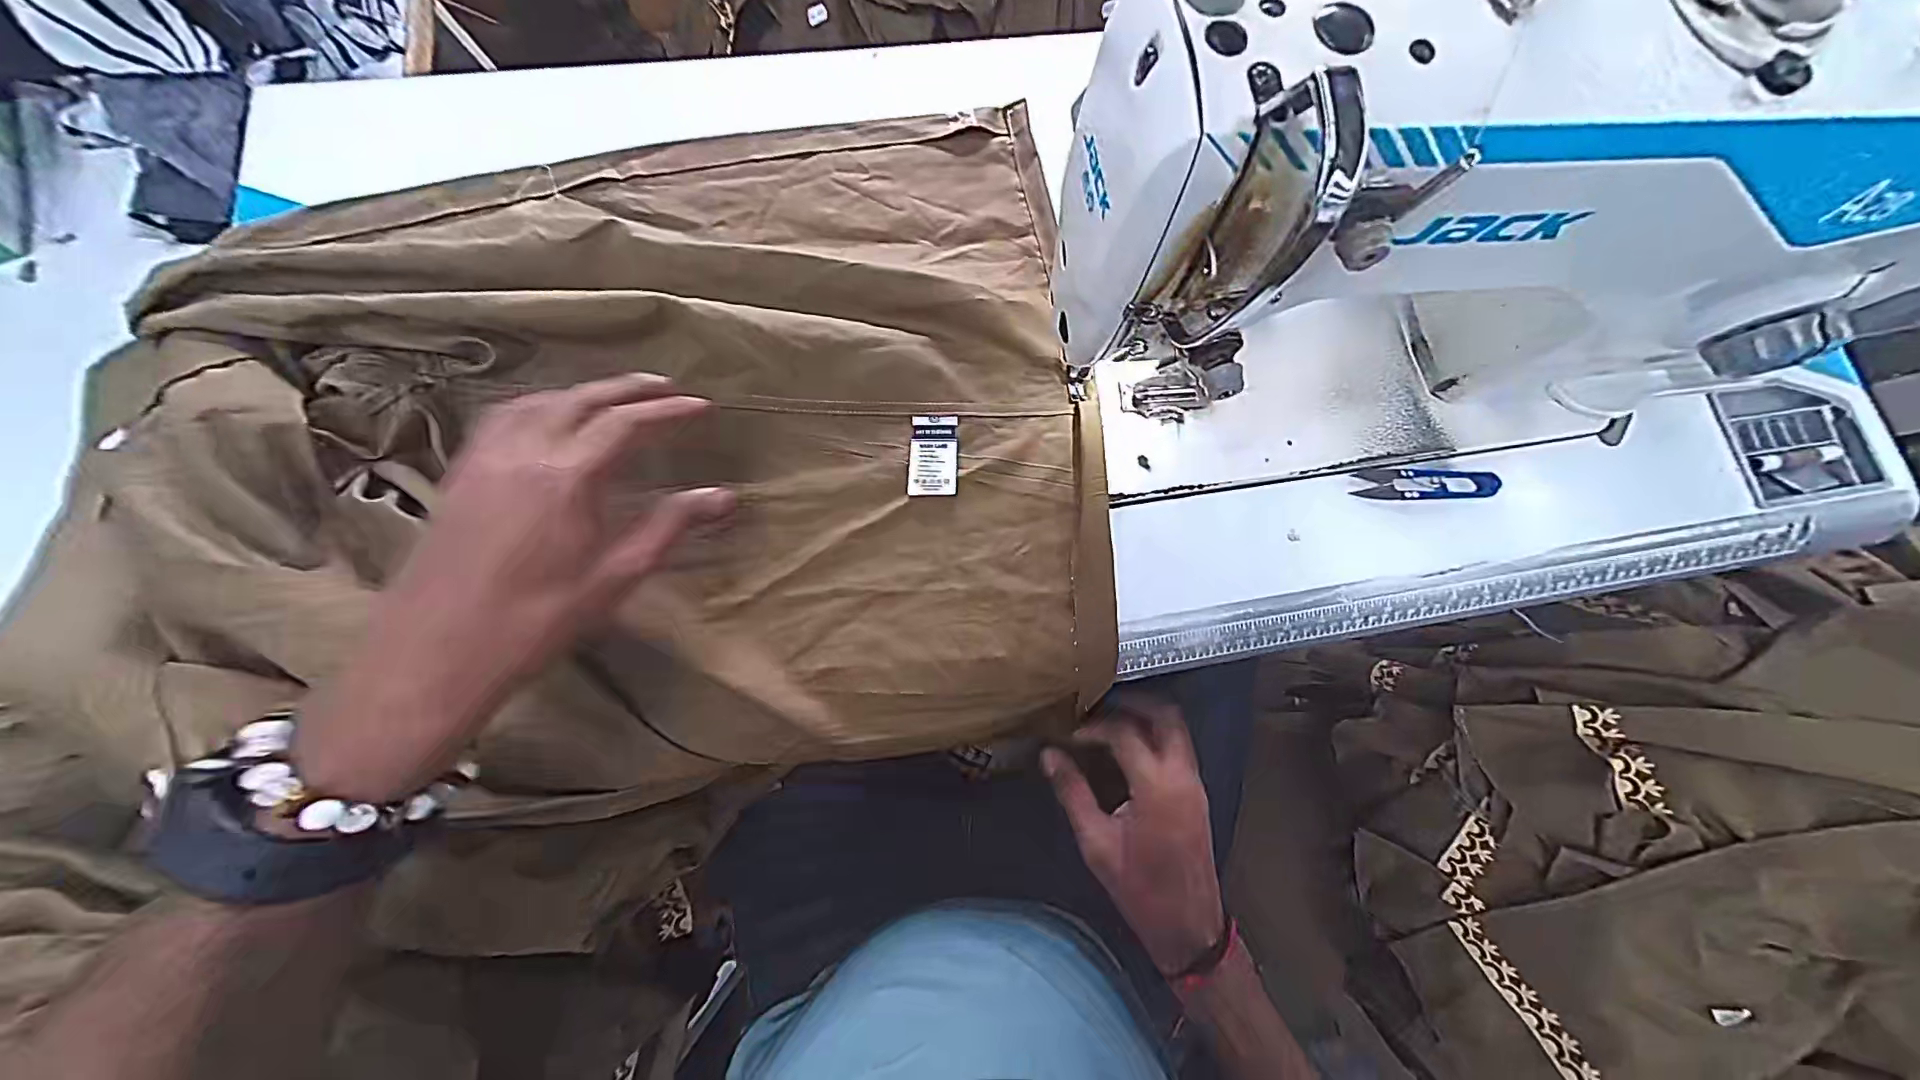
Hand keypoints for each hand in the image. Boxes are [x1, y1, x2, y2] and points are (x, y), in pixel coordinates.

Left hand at [296, 373, 734, 802]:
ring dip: (582, 391)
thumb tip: (724, 497)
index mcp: (567, 477)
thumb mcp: (616, 576)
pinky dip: (539, 405)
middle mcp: (523, 453)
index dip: (667, 412)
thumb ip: (669, 527)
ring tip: (613, 396)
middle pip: (581, 401)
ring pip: (538, 402)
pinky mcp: (460, 475)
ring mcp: (484, 460)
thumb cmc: (539, 620)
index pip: (625, 424)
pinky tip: (547, 420)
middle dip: (628, 389)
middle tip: (665, 387)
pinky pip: (503, 419)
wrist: (436, 652)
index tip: (701, 407)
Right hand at [1043, 695, 1225, 975]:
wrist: (1189, 926)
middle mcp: (1182, 775)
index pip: (1124, 733)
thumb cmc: (1139, 889)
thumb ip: (1073, 792)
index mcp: (1156, 785)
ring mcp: (1196, 783)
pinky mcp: (1198, 793)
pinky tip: (1129, 750)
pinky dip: (1156, 736)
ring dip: (1146, 718)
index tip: (1070, 735)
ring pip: (1177, 729)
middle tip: (1099, 706)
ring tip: (1110, 723)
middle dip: (1132, 704)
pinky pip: (1179, 747)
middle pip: (1166, 715)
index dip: (1094, 727)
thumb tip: (1049, 755)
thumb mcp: (1096, 842)